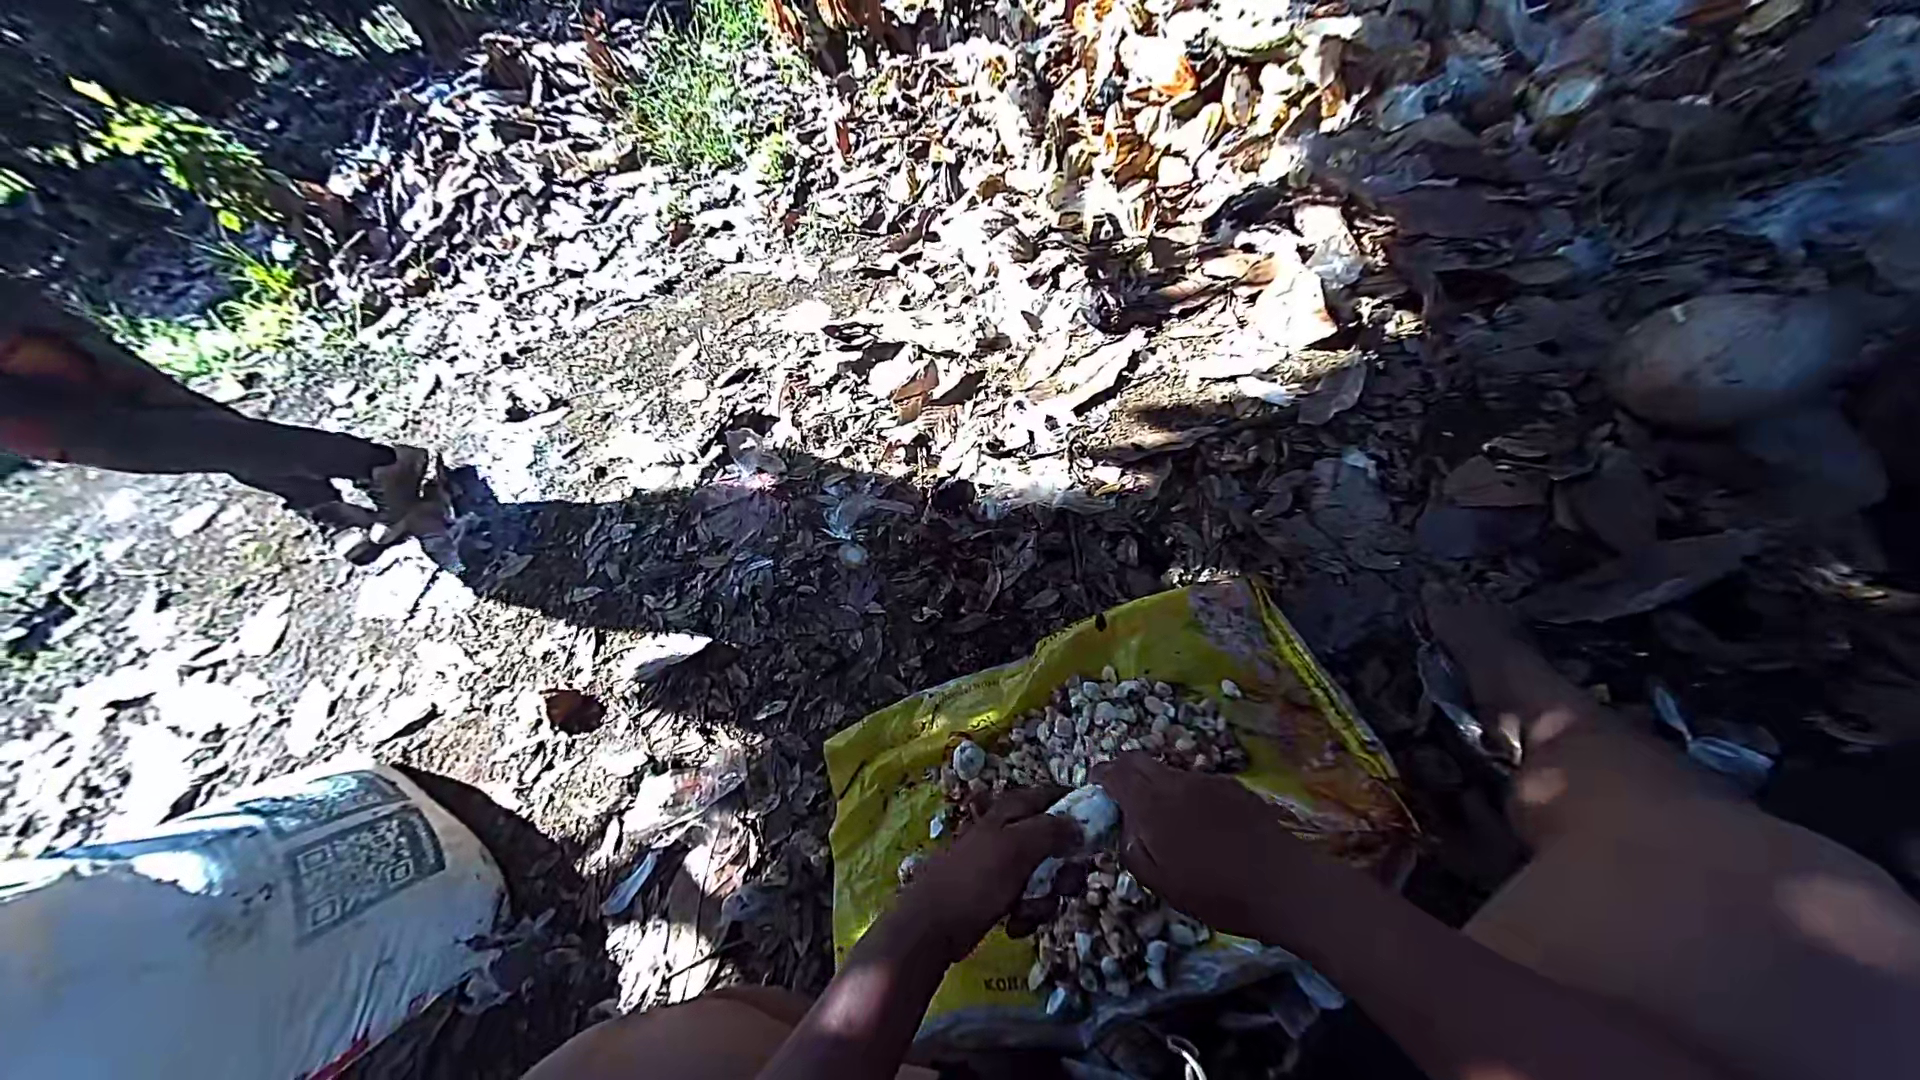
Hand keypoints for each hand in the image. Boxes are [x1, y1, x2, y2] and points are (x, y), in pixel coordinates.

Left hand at [891, 786, 1076, 963]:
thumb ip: (1051, 831)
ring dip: (1043, 898)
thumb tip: (1081, 823)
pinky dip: (1026, 913)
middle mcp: (1008, 833)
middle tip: (1061, 885)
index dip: (1073, 807)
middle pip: (1054, 842)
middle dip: (1062, 869)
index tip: (1096, 828)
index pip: (1049, 796)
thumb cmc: (975, 879)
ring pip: (1045, 875)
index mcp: (1009, 812)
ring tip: (1026, 910)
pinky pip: (1029, 899)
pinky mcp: (999, 893)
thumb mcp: (1016, 848)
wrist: (933, 926)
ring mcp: (1003, 864)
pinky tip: (1013, 923)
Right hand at [1092, 753, 1302, 940]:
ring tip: (1167, 819)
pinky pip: (1196, 782)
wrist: (1286, 884)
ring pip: (1168, 771)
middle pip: (1137, 759)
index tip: (1095, 788)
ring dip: (1156, 785)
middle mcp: (1174, 781)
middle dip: (1123, 772)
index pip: (1113, 772)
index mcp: (1150, 803)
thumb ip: (1131, 848)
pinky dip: (1186, 794)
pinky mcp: (1232, 786)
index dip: (1099, 776)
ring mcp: (1206, 779)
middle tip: (1123, 798)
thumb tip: (1124, 828)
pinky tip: (1203, 825)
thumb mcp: (1160, 882)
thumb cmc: (1216, 891)